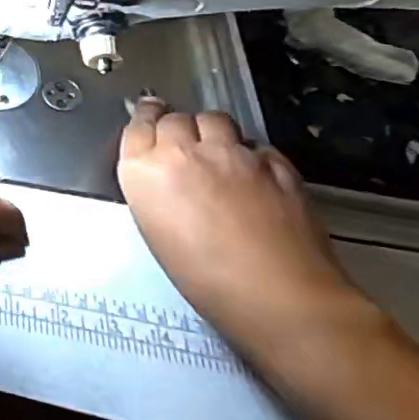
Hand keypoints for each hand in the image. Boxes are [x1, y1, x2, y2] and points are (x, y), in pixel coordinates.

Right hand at [118, 99, 365, 335]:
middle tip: (182, 147)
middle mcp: (185, 152)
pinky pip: (255, 144)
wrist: (281, 301)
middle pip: (175, 118)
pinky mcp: (273, 161)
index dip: (145, 121)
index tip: (148, 118)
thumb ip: (153, 192)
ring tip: (216, 153)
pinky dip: (251, 154)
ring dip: (211, 131)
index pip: (138, 126)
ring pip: (214, 119)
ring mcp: (232, 153)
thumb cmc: (211, 285)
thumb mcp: (158, 236)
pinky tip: (254, 175)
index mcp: (146, 172)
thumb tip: (162, 178)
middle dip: (177, 128)